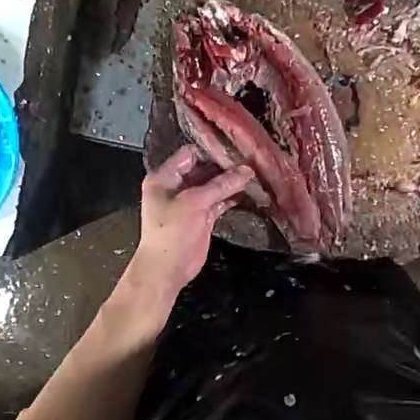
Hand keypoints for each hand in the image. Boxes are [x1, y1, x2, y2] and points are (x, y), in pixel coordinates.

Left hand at [122, 146, 252, 310]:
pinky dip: (232, 197)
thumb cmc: (172, 231)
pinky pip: (219, 201)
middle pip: (204, 169)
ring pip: (213, 186)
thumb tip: (247, 170)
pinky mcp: (202, 216)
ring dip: (231, 182)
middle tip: (251, 161)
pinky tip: (250, 191)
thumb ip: (220, 185)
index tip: (236, 150)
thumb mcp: (194, 203)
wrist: (167, 269)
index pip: (190, 154)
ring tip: (255, 174)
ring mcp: (190, 202)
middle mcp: (176, 186)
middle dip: (225, 167)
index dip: (211, 152)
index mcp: (164, 177)